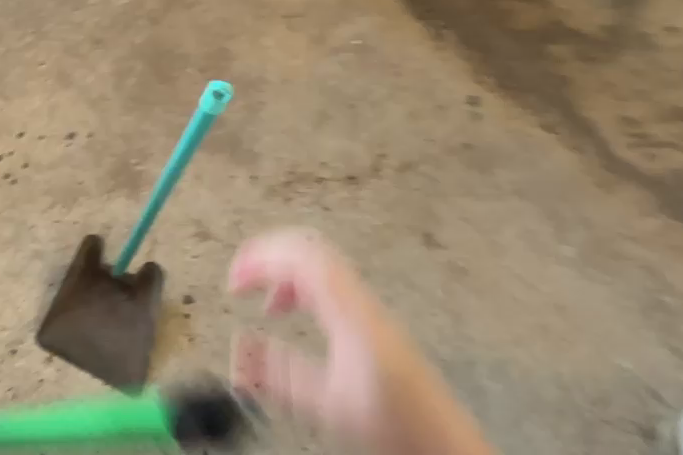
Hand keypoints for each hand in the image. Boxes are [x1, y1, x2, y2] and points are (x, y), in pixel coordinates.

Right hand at [228, 229, 493, 454]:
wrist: (449, 448)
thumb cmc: (396, 427)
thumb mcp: (328, 406)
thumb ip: (279, 376)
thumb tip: (237, 350)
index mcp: (350, 312)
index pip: (300, 258)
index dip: (259, 260)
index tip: (234, 283)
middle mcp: (361, 301)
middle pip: (310, 248)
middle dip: (268, 255)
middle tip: (241, 277)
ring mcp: (370, 308)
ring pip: (320, 262)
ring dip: (284, 271)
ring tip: (263, 299)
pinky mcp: (373, 321)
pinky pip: (330, 282)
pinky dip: (301, 285)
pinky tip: (291, 312)